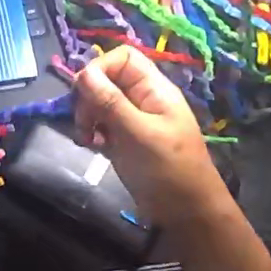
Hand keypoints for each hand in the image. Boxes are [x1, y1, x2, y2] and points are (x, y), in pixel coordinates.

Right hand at [73, 45, 228, 228]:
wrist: (186, 212)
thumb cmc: (168, 169)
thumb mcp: (138, 133)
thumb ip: (111, 102)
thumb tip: (83, 73)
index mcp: (154, 89)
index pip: (122, 58)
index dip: (99, 68)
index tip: (83, 93)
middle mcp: (143, 99)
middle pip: (106, 80)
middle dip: (88, 98)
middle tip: (84, 124)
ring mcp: (133, 121)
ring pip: (99, 103)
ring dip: (86, 117)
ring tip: (87, 140)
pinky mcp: (124, 141)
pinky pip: (102, 125)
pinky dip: (93, 133)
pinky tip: (94, 148)